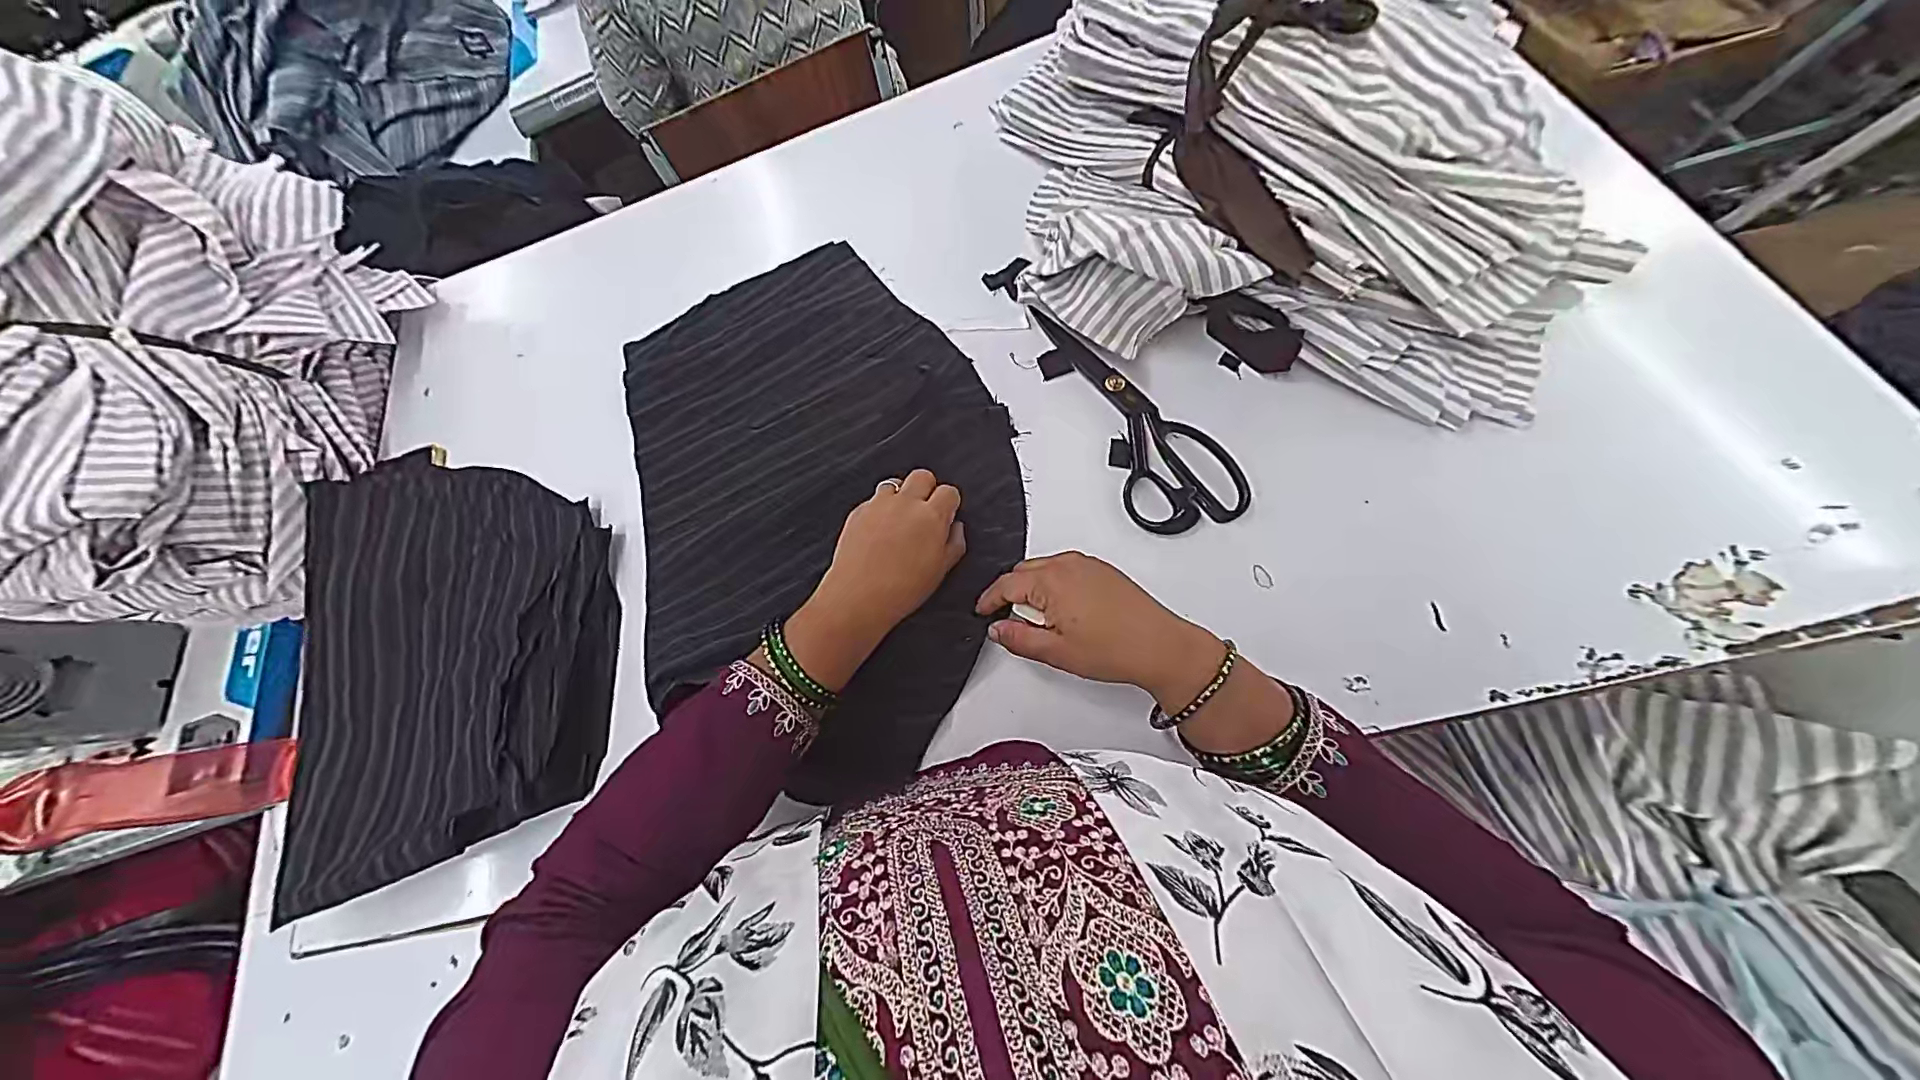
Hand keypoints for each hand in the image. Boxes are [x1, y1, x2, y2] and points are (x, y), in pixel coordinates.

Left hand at [782, 469, 967, 690]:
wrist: (859, 597)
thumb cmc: (899, 590)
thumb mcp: (941, 570)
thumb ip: (954, 543)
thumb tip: (955, 529)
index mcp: (932, 516)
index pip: (949, 491)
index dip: (949, 502)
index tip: (946, 512)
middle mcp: (906, 504)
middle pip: (923, 476)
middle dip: (927, 489)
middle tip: (925, 509)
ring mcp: (879, 505)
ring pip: (895, 483)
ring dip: (901, 495)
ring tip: (901, 519)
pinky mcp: (858, 511)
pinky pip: (873, 500)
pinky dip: (879, 509)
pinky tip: (880, 530)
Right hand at [974, 551, 1224, 711]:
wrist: (1161, 647)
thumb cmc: (1118, 648)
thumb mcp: (1055, 651)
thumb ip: (1018, 638)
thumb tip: (998, 629)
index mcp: (1051, 580)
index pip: (1006, 584)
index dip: (989, 599)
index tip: (984, 610)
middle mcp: (1069, 564)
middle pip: (1023, 572)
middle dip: (1011, 593)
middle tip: (1009, 620)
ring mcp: (1088, 564)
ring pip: (1045, 569)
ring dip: (1034, 588)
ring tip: (1040, 621)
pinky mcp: (1102, 570)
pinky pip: (1066, 569)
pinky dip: (1055, 584)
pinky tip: (1064, 612)